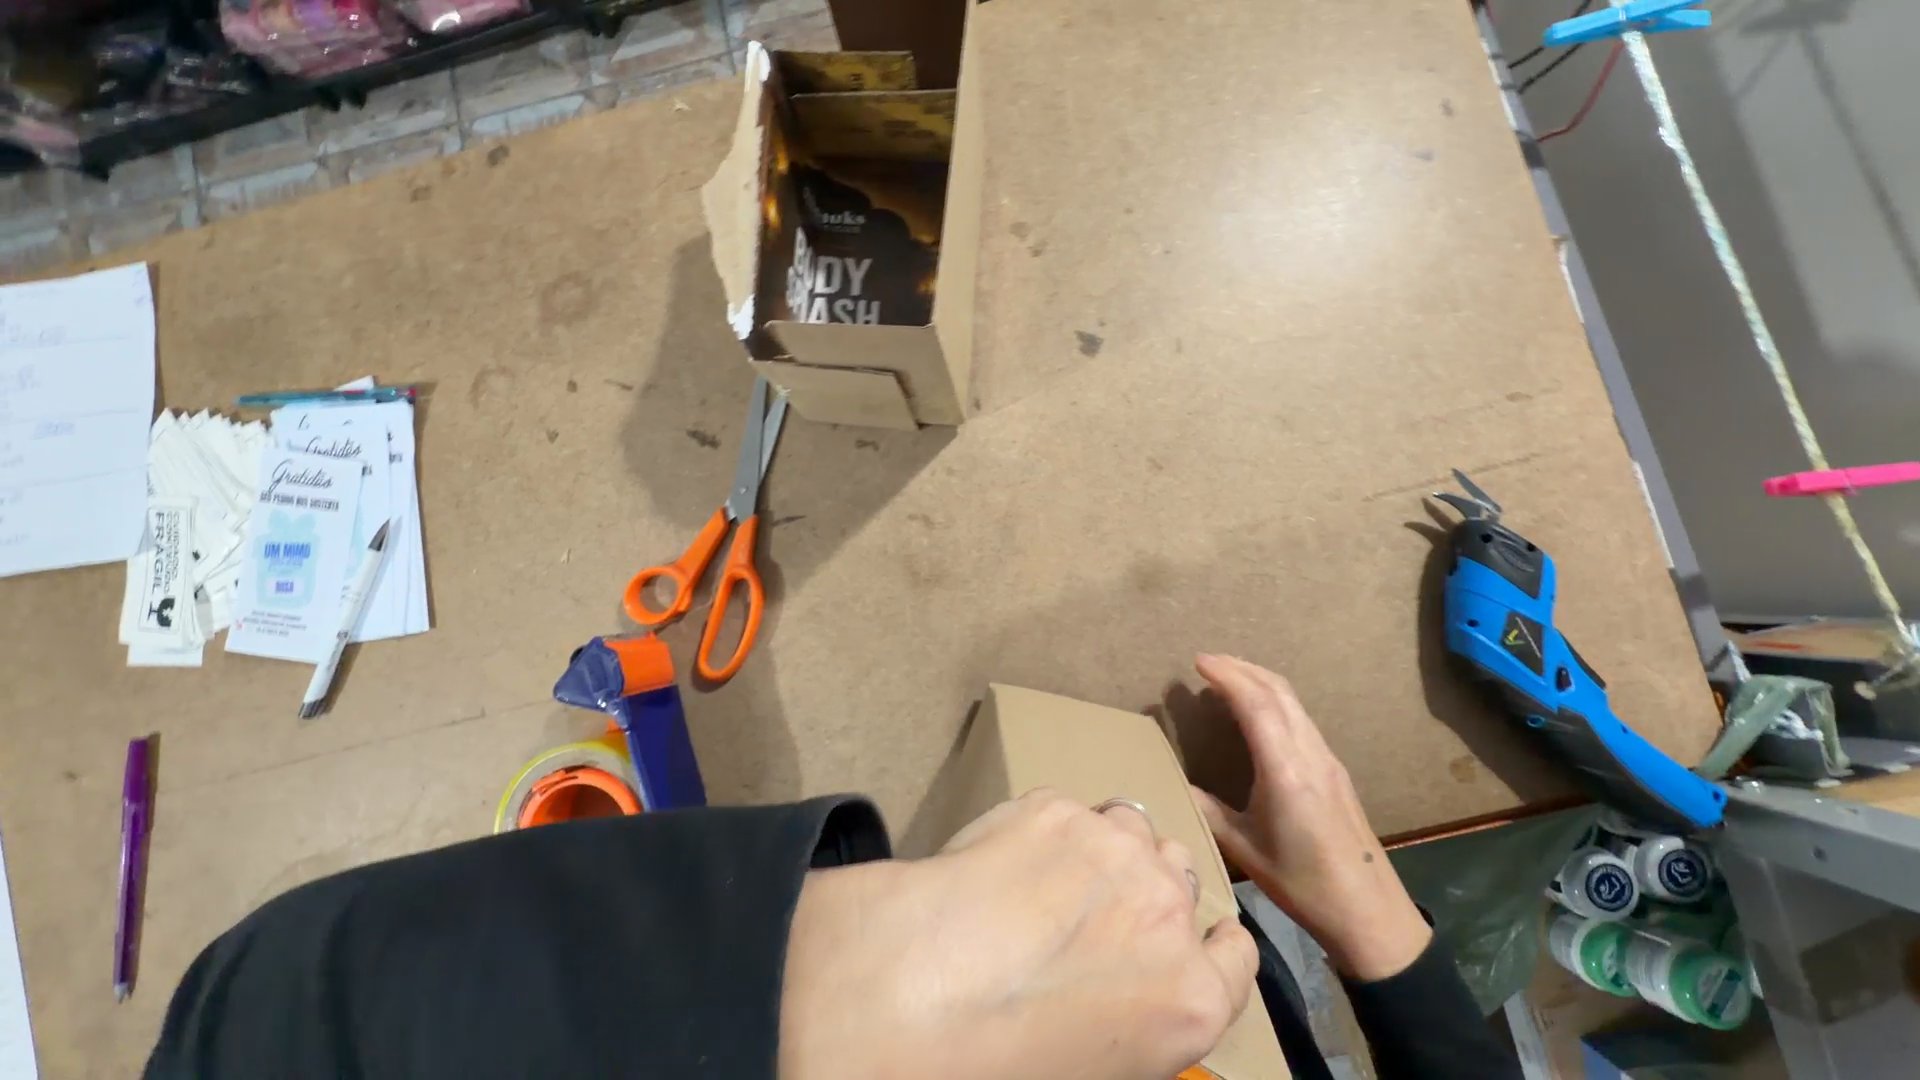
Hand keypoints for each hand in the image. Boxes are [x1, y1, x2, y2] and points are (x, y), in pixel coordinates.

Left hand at [780, 789, 1257, 1079]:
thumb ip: (1143, 1013)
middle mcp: (1169, 911)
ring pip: (1131, 825)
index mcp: (1193, 997)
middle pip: (1180, 874)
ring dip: (1107, 843)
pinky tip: (1010, 854)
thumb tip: (1123, 988)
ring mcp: (1116, 848)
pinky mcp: (1058, 808)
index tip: (1185, 935)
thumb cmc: (1007, 1057)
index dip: (1209, 940)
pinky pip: (1070, 809)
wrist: (928, 990)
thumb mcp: (1102, 1064)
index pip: (1237, 952)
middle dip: (1147, 886)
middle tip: (1095, 904)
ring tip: (1054, 869)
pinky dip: (1050, 826)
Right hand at [1189, 653, 1432, 981]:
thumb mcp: (1244, 851)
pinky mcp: (1335, 771)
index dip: (1227, 676)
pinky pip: (1301, 718)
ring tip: (1227, 678)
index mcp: (1286, 772)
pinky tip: (1257, 713)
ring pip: (1294, 702)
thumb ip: (1208, 812)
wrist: (1371, 913)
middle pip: (1279, 692)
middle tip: (1207, 661)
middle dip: (1242, 667)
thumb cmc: (1304, 885)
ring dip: (1260, 680)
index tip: (1198, 662)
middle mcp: (1311, 756)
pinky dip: (1274, 700)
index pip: (1257, 705)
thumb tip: (1175, 786)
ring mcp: (1328, 761)